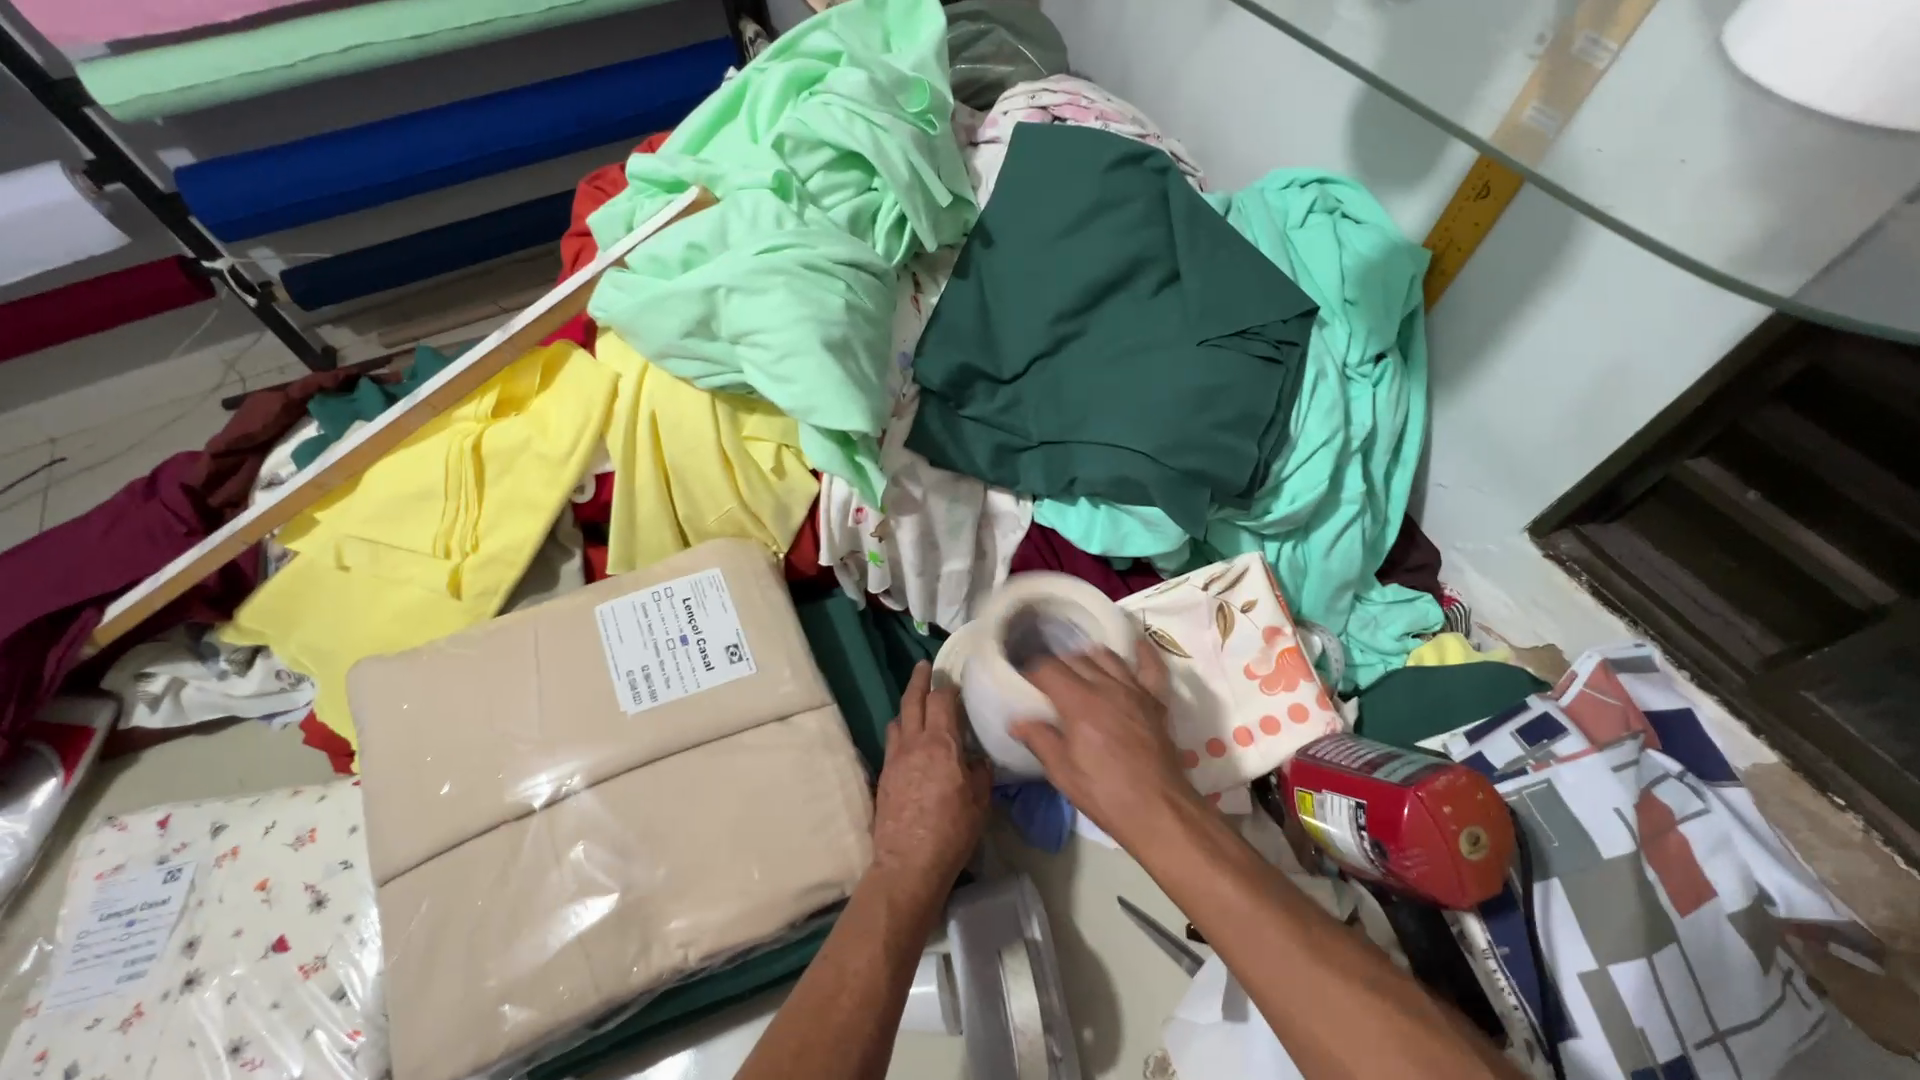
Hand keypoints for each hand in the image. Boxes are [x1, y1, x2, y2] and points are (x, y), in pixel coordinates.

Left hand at [871, 662, 991, 898]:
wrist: (908, 863)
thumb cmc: (952, 832)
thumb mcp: (980, 802)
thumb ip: (980, 772)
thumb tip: (976, 759)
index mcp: (941, 745)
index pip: (942, 701)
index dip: (947, 686)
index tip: (952, 677)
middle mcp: (914, 744)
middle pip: (912, 701)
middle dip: (918, 680)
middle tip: (923, 667)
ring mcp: (894, 759)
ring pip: (898, 720)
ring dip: (907, 707)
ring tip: (916, 704)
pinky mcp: (884, 776)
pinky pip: (892, 742)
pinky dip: (901, 731)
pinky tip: (909, 741)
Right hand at [1011, 641, 1198, 847]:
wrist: (1157, 809)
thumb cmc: (1104, 793)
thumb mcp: (1062, 772)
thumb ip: (1039, 739)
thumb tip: (1018, 721)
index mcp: (1078, 703)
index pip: (1047, 669)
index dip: (1032, 672)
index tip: (1024, 682)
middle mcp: (1106, 687)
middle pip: (1075, 659)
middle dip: (1056, 665)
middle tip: (1047, 682)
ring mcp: (1134, 690)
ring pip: (1106, 657)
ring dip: (1088, 658)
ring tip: (1079, 669)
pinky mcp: (1156, 700)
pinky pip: (1151, 666)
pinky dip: (1142, 652)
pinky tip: (1135, 644)